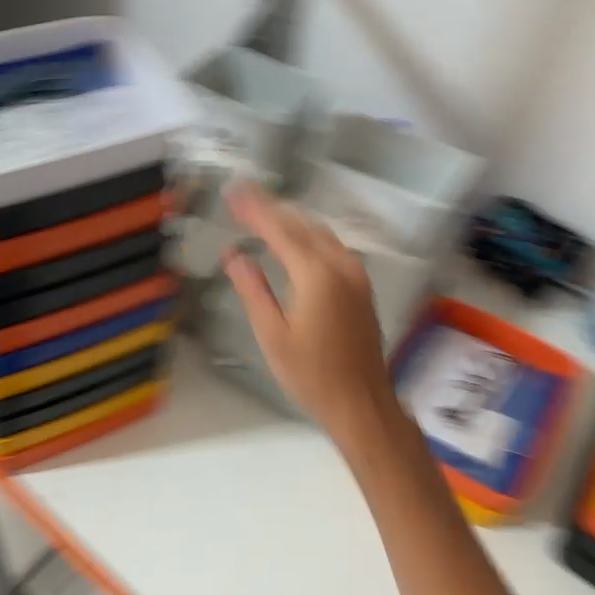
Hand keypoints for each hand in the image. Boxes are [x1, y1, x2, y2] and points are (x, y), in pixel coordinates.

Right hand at [221, 183, 408, 450]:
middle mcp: (340, 266)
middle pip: (302, 224)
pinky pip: (333, 246)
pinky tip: (295, 240)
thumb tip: (233, 255)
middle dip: (271, 208)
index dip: (255, 209)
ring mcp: (356, 275)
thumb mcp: (272, 335)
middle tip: (241, 197)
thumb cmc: (311, 375)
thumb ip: (252, 290)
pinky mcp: (362, 287)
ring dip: (291, 220)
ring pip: (321, 233)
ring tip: (263, 213)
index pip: (280, 229)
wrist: (361, 402)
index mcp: (316, 275)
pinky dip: (309, 235)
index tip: (232, 192)